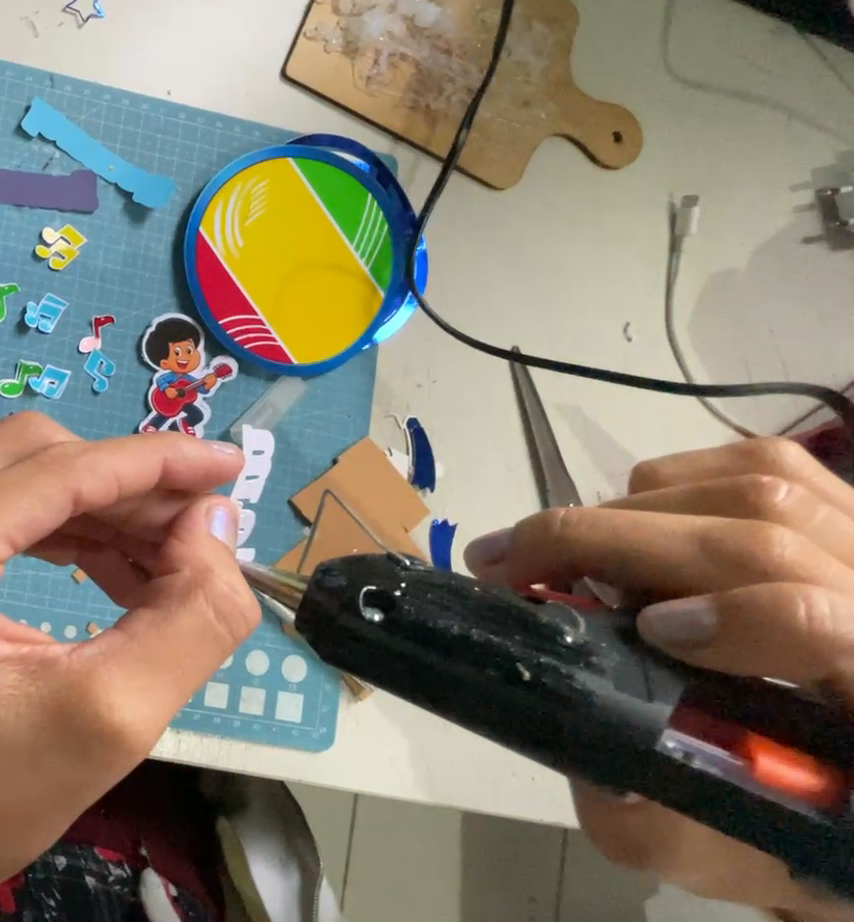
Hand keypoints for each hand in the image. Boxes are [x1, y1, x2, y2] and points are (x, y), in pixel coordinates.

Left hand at [0, 412, 258, 920]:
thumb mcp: (108, 719)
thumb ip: (190, 616)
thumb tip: (214, 519)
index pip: (54, 473)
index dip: (151, 463)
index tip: (226, 465)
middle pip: (28, 454)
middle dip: (123, 486)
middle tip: (196, 533)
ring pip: (7, 467)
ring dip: (92, 503)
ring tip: (159, 561)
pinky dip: (49, 518)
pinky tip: (104, 560)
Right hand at [465, 437, 853, 919]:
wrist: (850, 766)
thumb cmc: (813, 826)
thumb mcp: (741, 858)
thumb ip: (661, 825)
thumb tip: (580, 752)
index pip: (829, 620)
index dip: (732, 614)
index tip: (640, 633)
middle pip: (761, 533)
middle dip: (607, 540)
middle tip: (503, 564)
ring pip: (751, 489)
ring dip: (625, 514)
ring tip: (566, 557)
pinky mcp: (851, 516)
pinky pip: (758, 463)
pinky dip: (671, 480)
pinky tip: (635, 522)